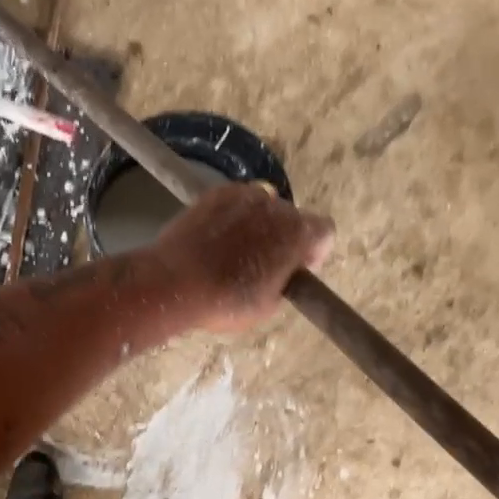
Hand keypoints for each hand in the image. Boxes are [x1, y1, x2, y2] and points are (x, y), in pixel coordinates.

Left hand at [147, 183, 334, 333]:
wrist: (174, 282)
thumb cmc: (225, 301)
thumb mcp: (268, 305)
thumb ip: (284, 282)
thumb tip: (280, 273)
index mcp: (298, 232)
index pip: (325, 232)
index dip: (314, 252)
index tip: (298, 269)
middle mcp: (275, 204)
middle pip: (291, 218)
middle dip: (283, 238)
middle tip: (261, 264)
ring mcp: (242, 194)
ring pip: (261, 208)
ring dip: (256, 225)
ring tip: (233, 252)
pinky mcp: (213, 193)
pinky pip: (233, 204)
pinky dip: (230, 218)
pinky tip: (213, 240)